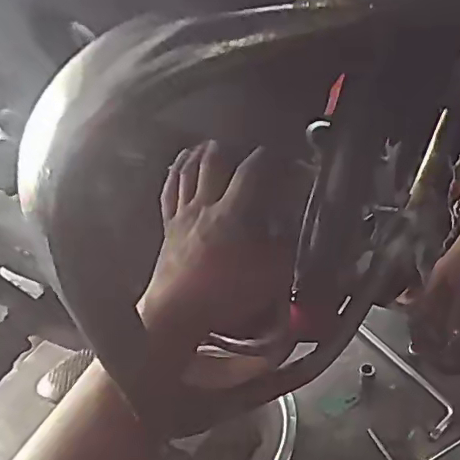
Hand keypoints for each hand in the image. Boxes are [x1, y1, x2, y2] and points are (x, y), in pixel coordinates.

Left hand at [141, 141, 296, 339]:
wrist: (177, 313)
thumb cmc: (227, 297)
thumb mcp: (272, 275)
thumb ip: (285, 246)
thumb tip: (293, 227)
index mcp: (233, 214)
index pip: (254, 171)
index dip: (273, 159)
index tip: (288, 157)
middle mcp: (204, 206)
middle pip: (215, 160)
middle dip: (235, 148)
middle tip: (249, 148)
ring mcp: (182, 214)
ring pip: (188, 168)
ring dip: (203, 152)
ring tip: (215, 146)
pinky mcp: (167, 227)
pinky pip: (169, 189)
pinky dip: (177, 171)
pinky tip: (181, 167)